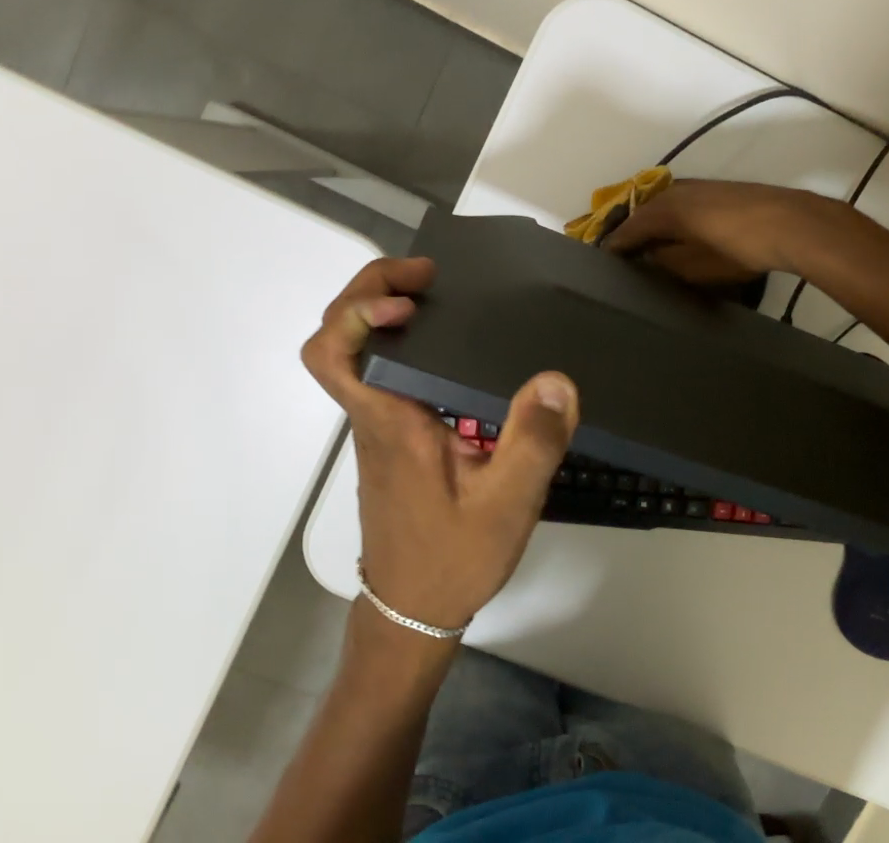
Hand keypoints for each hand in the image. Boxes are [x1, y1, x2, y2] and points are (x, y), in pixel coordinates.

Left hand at [301, 258, 579, 630]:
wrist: (414, 610)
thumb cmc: (452, 558)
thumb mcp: (507, 503)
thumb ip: (533, 441)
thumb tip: (556, 379)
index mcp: (389, 421)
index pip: (332, 353)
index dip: (356, 310)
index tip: (412, 301)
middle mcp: (375, 416)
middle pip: (340, 338)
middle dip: (374, 291)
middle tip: (432, 277)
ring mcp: (381, 429)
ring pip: (361, 355)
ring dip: (389, 315)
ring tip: (445, 299)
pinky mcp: (394, 442)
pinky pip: (386, 375)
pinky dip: (408, 346)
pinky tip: (457, 353)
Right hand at [600, 180, 840, 284]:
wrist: (789, 224)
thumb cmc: (737, 249)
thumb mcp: (693, 268)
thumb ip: (663, 262)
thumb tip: (646, 257)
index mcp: (662, 210)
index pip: (626, 230)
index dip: (613, 248)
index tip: (601, 264)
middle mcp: (673, 191)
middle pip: (640, 212)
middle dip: (627, 231)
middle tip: (616, 253)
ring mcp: (696, 187)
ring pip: (660, 206)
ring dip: (649, 223)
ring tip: (643, 246)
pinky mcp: (715, 190)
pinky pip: (679, 204)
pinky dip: (669, 218)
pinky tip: (675, 233)